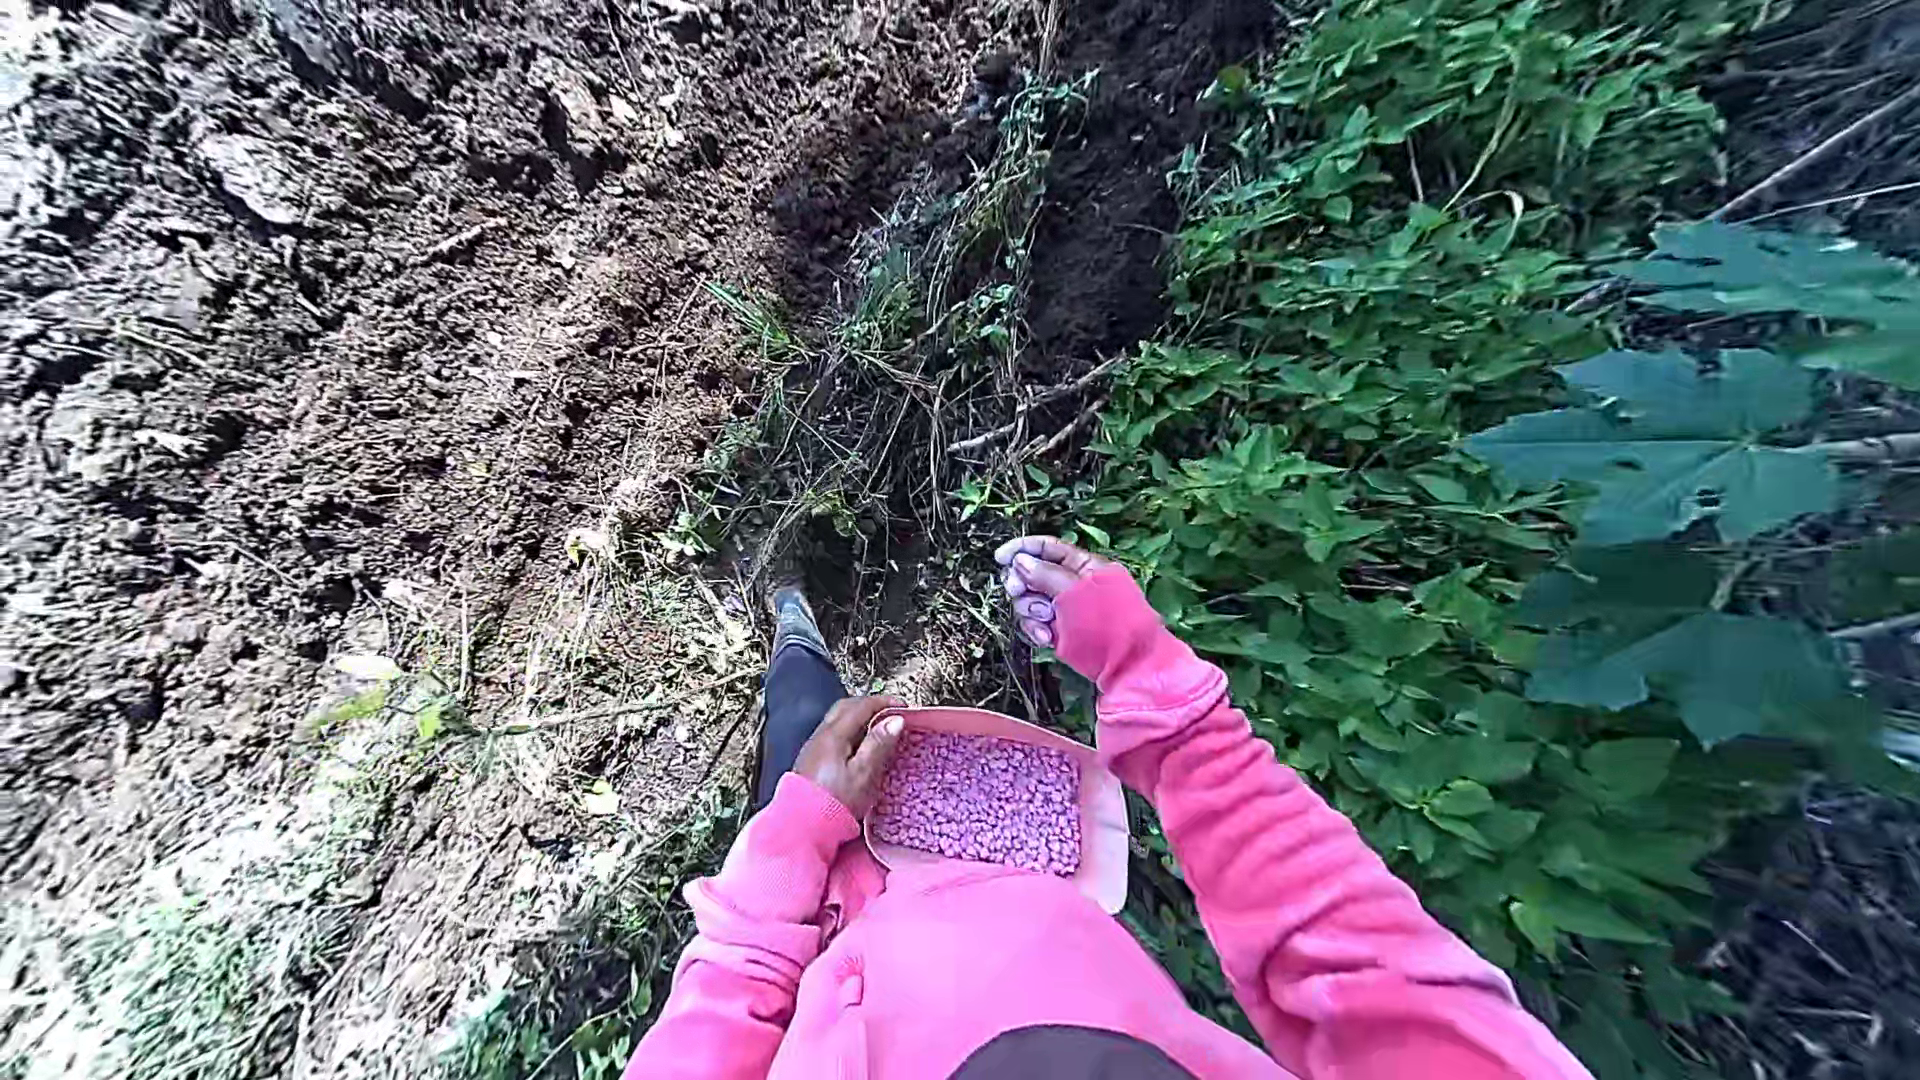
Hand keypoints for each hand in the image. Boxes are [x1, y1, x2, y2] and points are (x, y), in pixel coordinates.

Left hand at [793, 695, 908, 815]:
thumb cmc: (835, 802)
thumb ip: (878, 744)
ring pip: (837, 720)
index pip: (861, 706)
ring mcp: (813, 747)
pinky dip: (850, 729)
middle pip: (845, 707)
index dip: (883, 702)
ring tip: (877, 727)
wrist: (800, 829)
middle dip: (869, 704)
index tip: (903, 706)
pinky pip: (833, 733)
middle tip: (889, 712)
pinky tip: (859, 745)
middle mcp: (821, 735)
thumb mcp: (863, 774)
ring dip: (858, 716)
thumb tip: (895, 720)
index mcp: (834, 734)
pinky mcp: (811, 761)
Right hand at [995, 535, 1112, 647]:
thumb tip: (1019, 560)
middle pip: (1032, 573)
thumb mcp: (1076, 593)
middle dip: (1023, 583)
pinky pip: (1034, 622)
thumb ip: (1045, 574)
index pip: (1048, 548)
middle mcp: (1071, 584)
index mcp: (1083, 566)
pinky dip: (1035, 629)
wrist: (1126, 666)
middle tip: (1018, 591)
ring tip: (1045, 621)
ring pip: (1029, 599)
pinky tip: (1045, 638)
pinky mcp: (1058, 630)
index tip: (1000, 558)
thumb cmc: (1107, 623)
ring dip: (1030, 610)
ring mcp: (1064, 608)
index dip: (1022, 549)